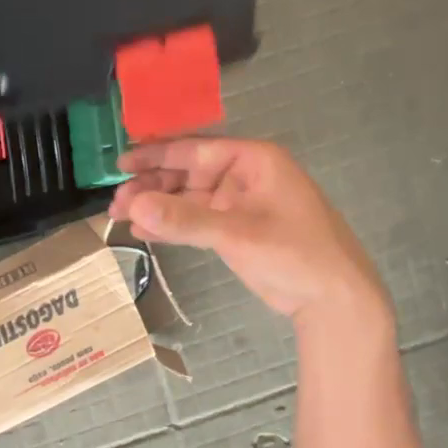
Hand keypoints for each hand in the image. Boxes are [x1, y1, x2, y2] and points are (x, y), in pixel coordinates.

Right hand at [107, 138, 390, 327]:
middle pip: (186, 172)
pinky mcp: (234, 231)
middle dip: (150, 185)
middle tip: (115, 202)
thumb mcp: (236, 234)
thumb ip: (183, 219)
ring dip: (155, 206)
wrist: (332, 298)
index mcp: (253, 161)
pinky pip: (194, 221)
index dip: (155, 155)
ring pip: (186, 198)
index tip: (120, 164)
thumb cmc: (294, 254)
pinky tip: (142, 231)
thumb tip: (132, 205)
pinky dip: (169, 225)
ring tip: (119, 216)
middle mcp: (243, 177)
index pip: (195, 149)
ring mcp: (238, 205)